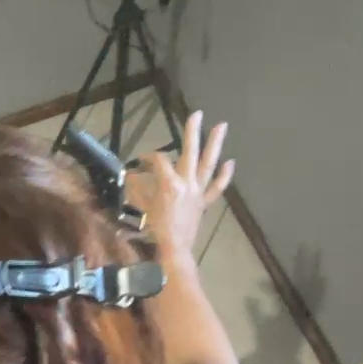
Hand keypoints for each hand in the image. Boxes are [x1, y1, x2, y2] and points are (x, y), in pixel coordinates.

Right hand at [137, 110, 234, 260]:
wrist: (173, 249)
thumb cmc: (155, 230)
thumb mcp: (143, 208)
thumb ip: (138, 191)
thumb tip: (131, 178)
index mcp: (169, 184)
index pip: (158, 161)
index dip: (148, 157)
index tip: (140, 161)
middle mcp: (186, 183)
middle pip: (189, 152)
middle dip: (192, 133)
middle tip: (196, 114)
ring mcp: (198, 192)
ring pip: (208, 164)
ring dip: (215, 144)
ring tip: (221, 125)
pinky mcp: (204, 202)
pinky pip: (216, 188)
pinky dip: (224, 176)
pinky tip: (230, 162)